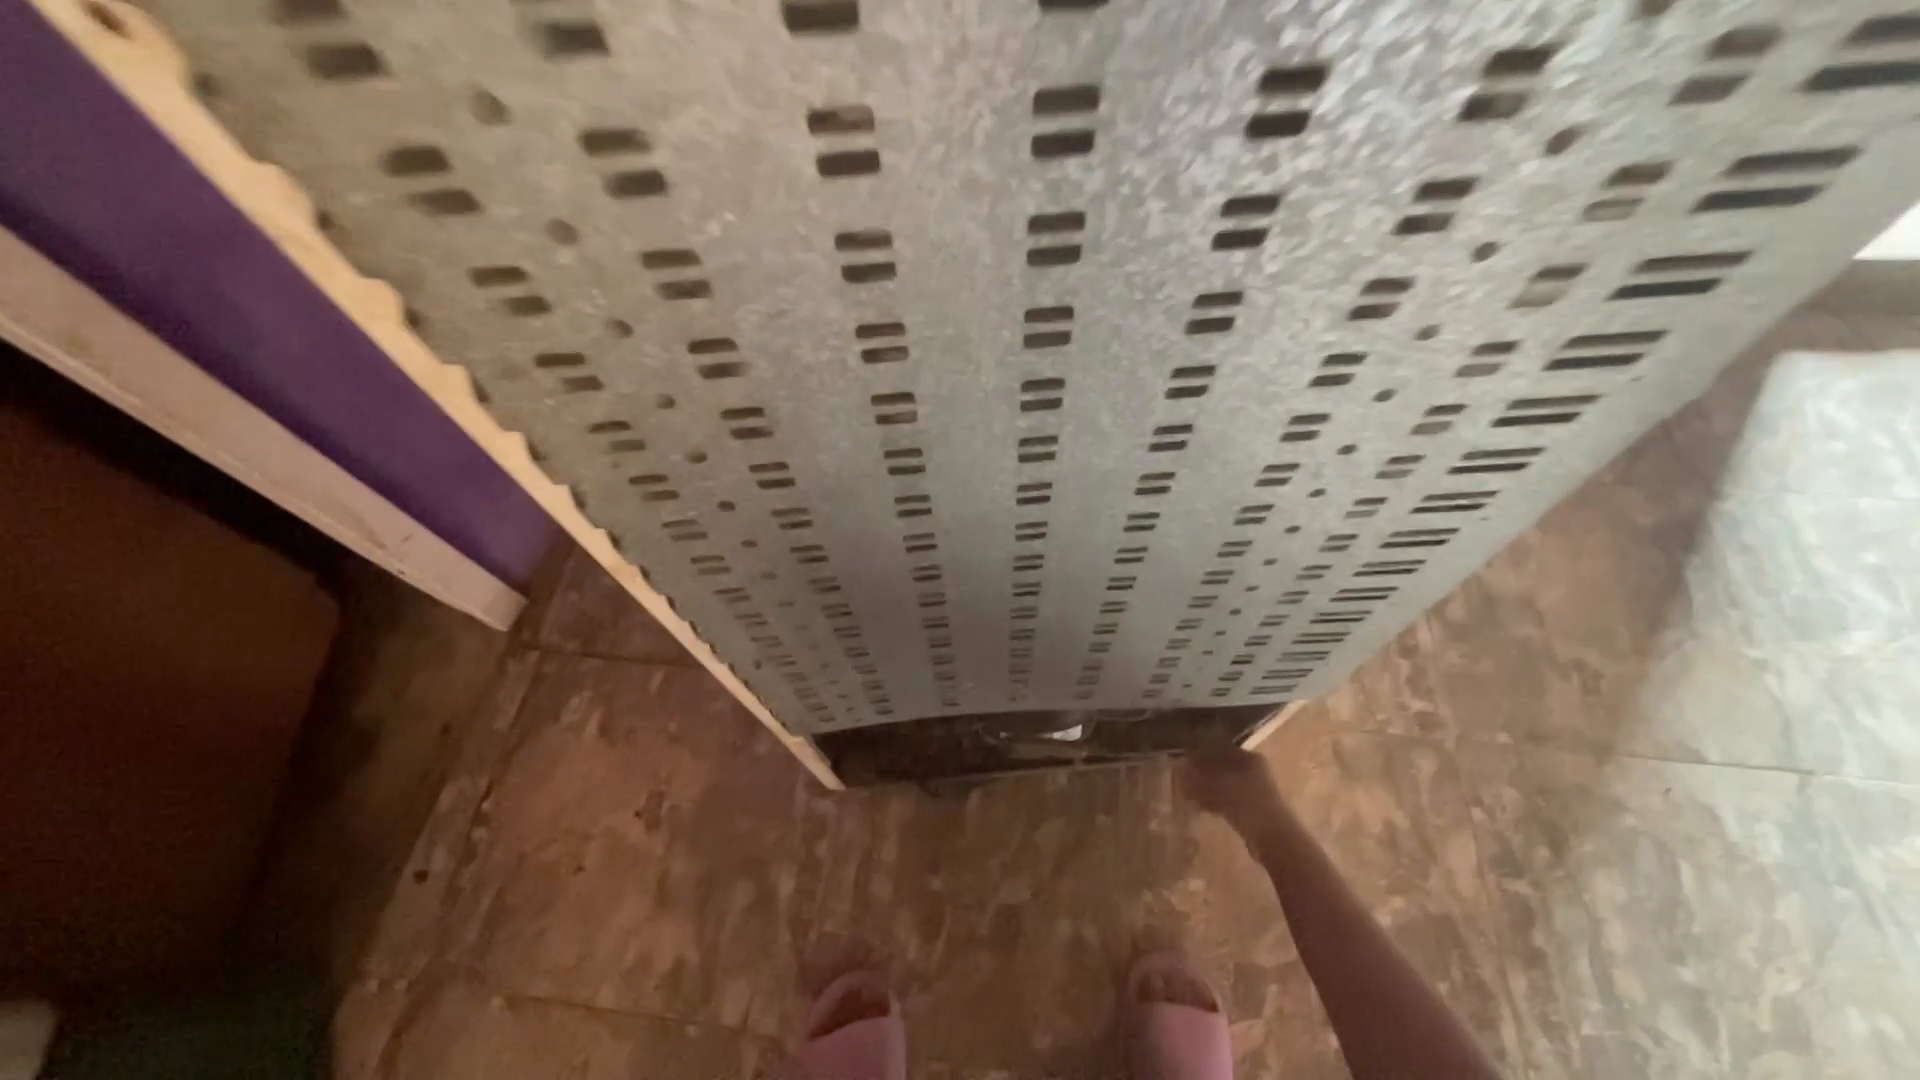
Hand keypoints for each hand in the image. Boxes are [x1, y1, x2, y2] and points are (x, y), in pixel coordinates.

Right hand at [1179, 747, 1285, 833]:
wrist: (1273, 837)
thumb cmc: (1246, 802)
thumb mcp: (1218, 784)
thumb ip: (1199, 774)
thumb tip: (1182, 765)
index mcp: (1249, 758)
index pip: (1220, 748)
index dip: (1200, 751)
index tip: (1183, 757)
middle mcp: (1253, 770)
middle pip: (1221, 766)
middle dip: (1201, 772)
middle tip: (1183, 777)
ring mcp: (1254, 791)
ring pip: (1223, 784)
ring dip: (1205, 788)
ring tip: (1188, 794)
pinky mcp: (1252, 810)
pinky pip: (1228, 800)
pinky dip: (1214, 802)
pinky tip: (1201, 807)